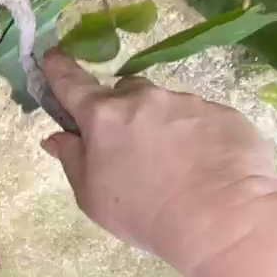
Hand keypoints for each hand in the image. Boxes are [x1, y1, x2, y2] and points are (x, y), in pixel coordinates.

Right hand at [39, 51, 276, 276]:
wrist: (223, 219)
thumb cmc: (144, 212)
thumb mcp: (91, 195)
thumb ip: (72, 159)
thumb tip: (57, 137)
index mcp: (103, 116)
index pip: (72, 84)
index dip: (59, 69)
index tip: (52, 57)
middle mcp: (143, 98)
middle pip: (123, 93)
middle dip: (120, 112)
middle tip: (130, 148)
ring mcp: (187, 102)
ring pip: (165, 106)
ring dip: (162, 126)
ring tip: (176, 167)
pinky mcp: (224, 114)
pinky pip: (201, 120)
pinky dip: (197, 138)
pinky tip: (205, 168)